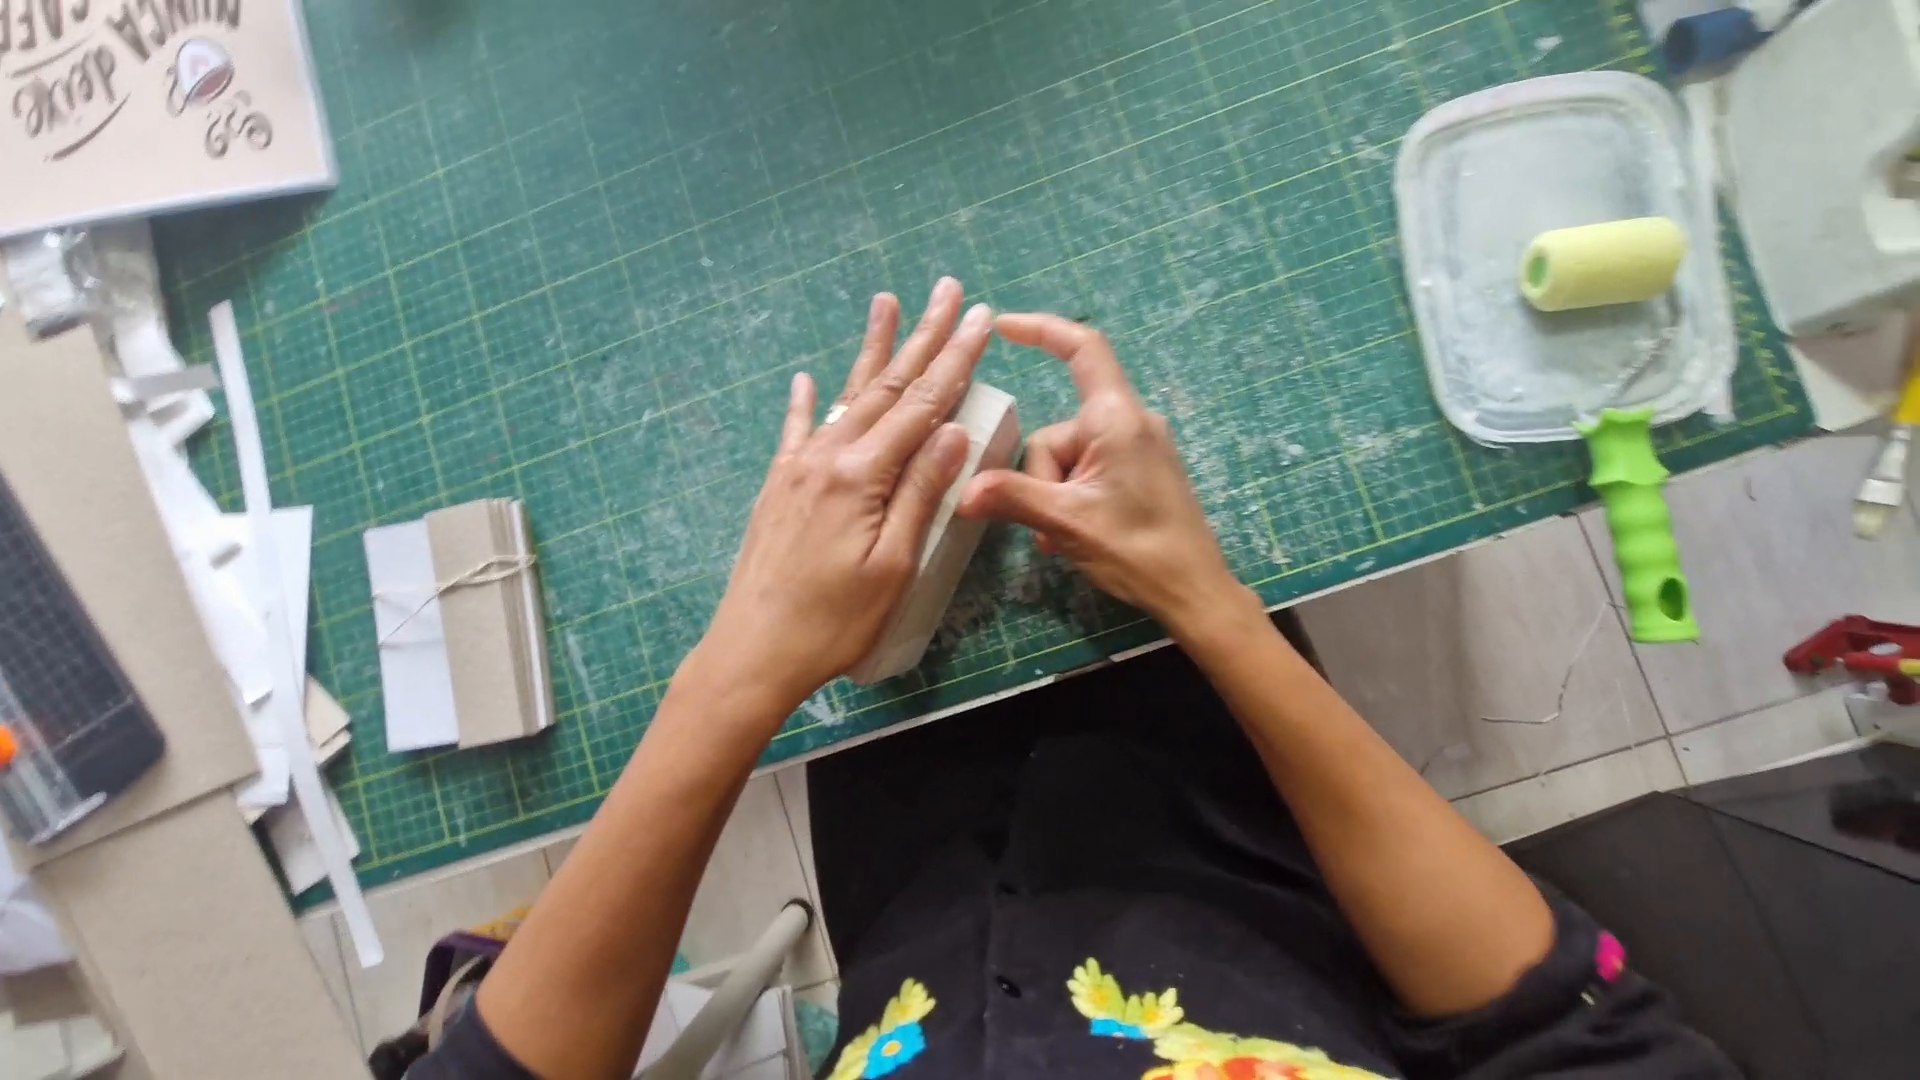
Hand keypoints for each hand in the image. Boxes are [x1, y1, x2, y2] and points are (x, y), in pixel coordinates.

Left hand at [697, 278, 993, 710]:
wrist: (753, 651)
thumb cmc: (834, 621)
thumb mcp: (893, 564)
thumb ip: (921, 493)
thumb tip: (953, 431)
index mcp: (862, 475)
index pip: (921, 405)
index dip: (954, 360)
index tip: (978, 319)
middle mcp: (827, 457)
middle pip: (886, 387)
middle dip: (922, 337)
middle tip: (947, 291)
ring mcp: (798, 469)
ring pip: (846, 398)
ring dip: (871, 351)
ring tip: (886, 303)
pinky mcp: (778, 488)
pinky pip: (797, 432)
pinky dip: (807, 403)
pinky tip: (807, 378)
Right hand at [957, 314, 1249, 635]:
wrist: (1194, 591)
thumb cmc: (1138, 550)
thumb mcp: (1067, 521)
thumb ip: (1012, 497)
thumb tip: (963, 492)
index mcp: (1116, 419)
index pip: (1081, 348)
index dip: (1041, 329)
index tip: (1002, 326)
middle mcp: (1129, 423)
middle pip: (1057, 430)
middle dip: (1041, 477)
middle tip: (1050, 524)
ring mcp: (1137, 448)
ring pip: (1068, 458)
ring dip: (1054, 497)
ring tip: (1065, 537)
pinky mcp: (1140, 472)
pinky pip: (1089, 471)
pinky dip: (1072, 500)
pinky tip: (1077, 536)